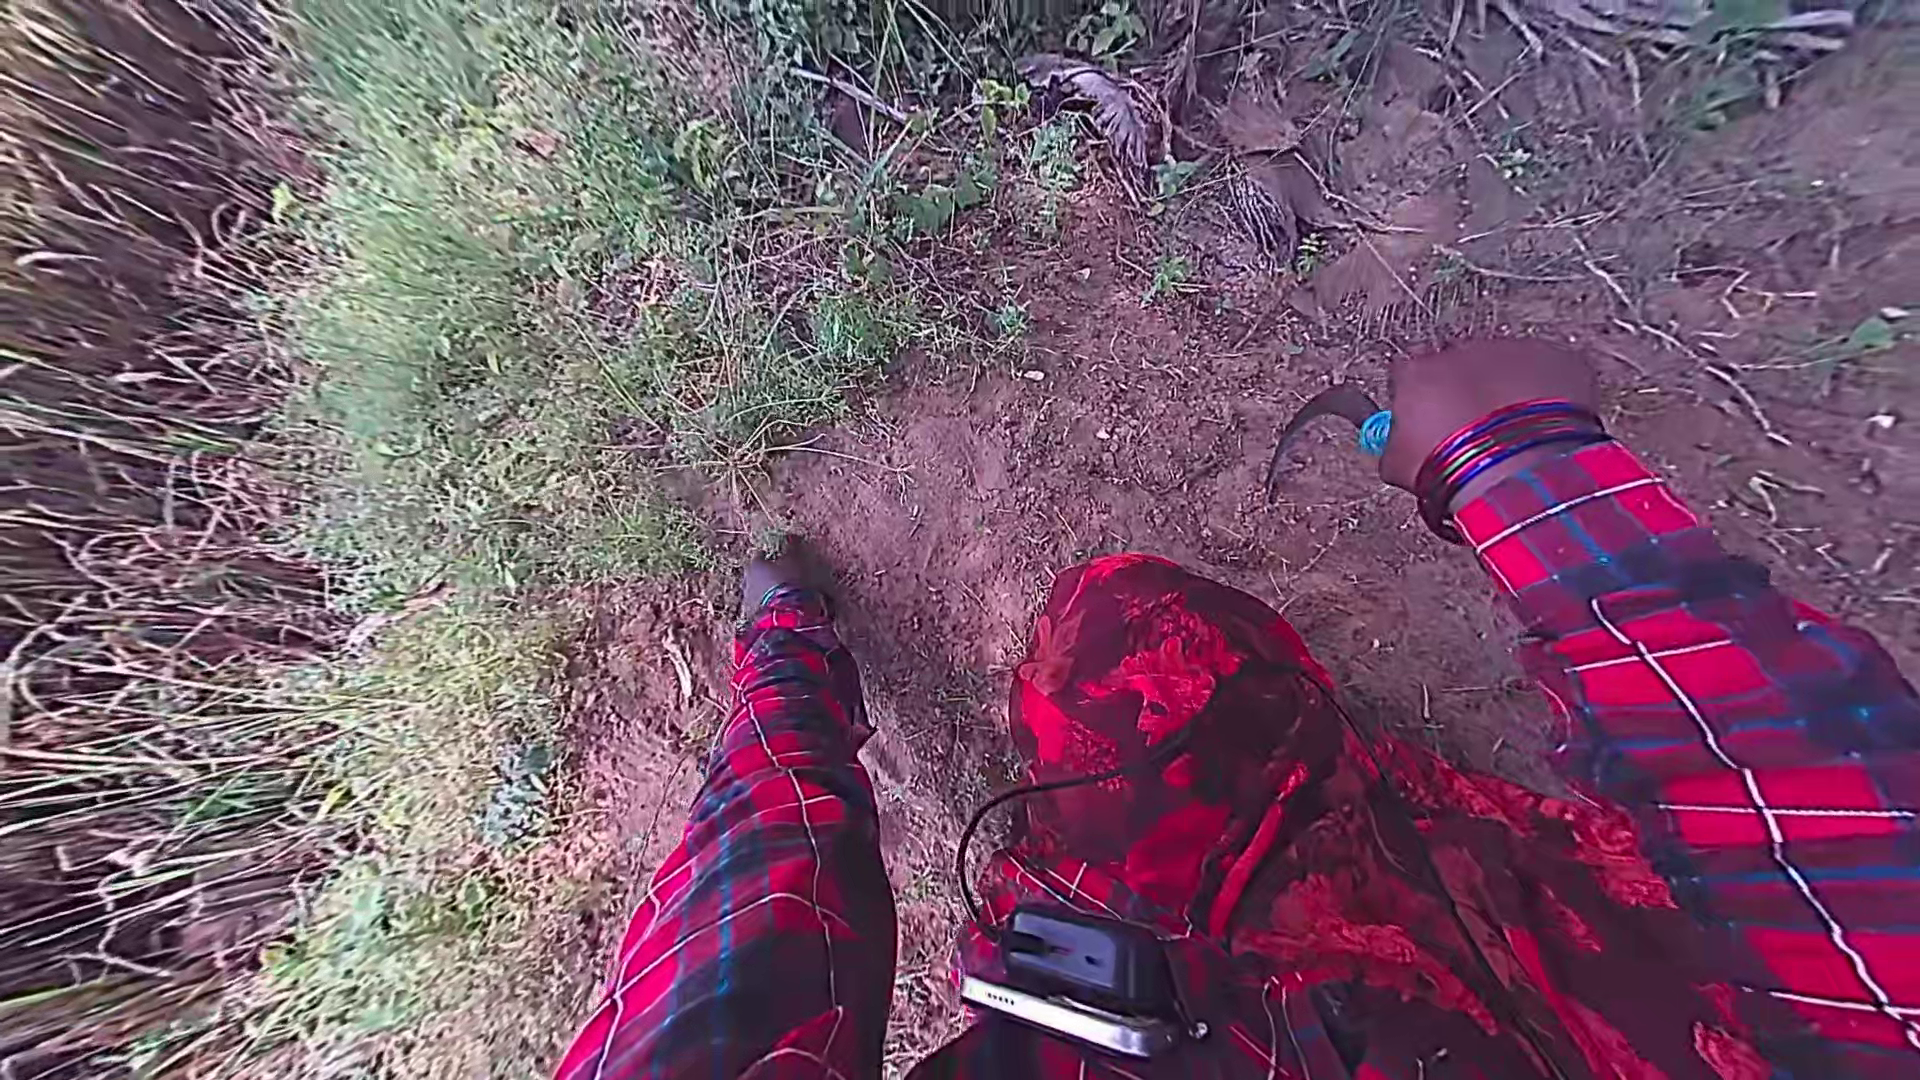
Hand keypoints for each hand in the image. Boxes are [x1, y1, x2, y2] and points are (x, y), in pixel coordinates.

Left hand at [741, 533, 831, 617]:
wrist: (784, 613)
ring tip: (782, 595)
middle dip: (766, 575)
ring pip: (757, 592)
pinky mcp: (753, 617)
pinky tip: (780, 607)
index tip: (779, 557)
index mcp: (755, 565)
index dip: (770, 556)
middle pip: (755, 575)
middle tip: (780, 576)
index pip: (760, 556)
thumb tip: (791, 536)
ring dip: (766, 592)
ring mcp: (748, 600)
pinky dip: (769, 606)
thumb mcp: (794, 561)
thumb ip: (792, 548)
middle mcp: (747, 581)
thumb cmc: (789, 582)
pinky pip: (761, 607)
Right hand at [1378, 339, 1597, 502]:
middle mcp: (1460, 352)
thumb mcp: (1395, 462)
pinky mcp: (1557, 358)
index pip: (1403, 373)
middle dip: (1457, 387)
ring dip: (1499, 388)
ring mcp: (1511, 351)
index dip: (1411, 394)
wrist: (1510, 467)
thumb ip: (1390, 443)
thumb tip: (1394, 445)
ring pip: (1500, 364)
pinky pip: (1546, 370)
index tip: (1417, 414)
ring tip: (1503, 427)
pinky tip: (1533, 422)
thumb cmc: (1447, 462)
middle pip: (1454, 363)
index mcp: (1415, 372)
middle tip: (1463, 423)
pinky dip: (1541, 391)